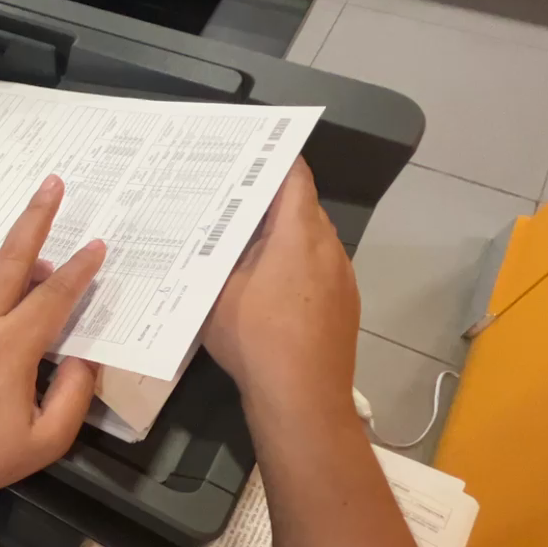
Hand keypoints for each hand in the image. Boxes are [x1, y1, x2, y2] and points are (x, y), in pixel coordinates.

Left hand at [0, 175, 106, 508]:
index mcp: (9, 349)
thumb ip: (74, 393)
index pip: (53, 297)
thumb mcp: (46, 440)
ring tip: (40, 254)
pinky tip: (0, 291)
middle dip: (34, 219)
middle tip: (52, 185)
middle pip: (11, 260)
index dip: (79, 271)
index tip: (98, 246)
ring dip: (12, 255)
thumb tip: (84, 357)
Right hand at [201, 158, 358, 417]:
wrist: (301, 395)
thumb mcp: (215, 291)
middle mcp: (328, 247)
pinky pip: (313, 268)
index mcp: (297, 234)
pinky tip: (261, 286)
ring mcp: (341, 276)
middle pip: (299, 208)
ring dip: (276, 236)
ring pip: (307, 239)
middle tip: (224, 200)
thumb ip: (214, 255)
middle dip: (265, 201)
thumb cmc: (254, 336)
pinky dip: (288, 264)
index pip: (293, 178)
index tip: (244, 152)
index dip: (272, 159)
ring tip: (237, 243)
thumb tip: (205, 231)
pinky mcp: (342, 303)